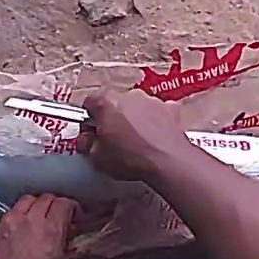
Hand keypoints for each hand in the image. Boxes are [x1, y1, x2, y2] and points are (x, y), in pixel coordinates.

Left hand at [0, 194, 76, 258]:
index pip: (65, 204)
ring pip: (30, 199)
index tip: (76, 218)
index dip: (74, 208)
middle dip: (57, 205)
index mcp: (51, 230)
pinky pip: (14, 209)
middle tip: (62, 218)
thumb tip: (69, 245)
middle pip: (48, 198)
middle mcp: (31, 221)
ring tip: (42, 218)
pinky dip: (23, 212)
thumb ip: (66, 251)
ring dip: (39, 205)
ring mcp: (13, 221)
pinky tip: (25, 225)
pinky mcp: (0, 226)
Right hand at [74, 89, 197, 181]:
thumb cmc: (130, 158)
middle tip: (112, 140)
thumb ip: (87, 143)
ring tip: (136, 143)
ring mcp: (153, 100)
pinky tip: (155, 139)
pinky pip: (158, 113)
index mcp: (107, 103)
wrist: (168, 162)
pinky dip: (155, 122)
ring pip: (137, 107)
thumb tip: (86, 139)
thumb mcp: (97, 157)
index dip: (88, 119)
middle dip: (112, 119)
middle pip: (114, 103)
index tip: (91, 133)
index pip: (90, 102)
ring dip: (134, 120)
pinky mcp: (172, 109)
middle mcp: (130, 95)